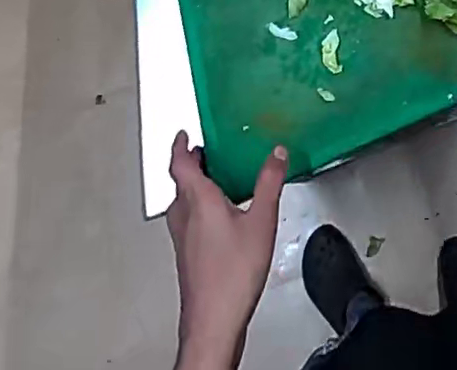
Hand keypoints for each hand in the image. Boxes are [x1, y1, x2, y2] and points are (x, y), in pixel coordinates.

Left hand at [167, 131, 287, 369]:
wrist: (213, 323)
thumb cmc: (233, 273)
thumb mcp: (261, 221)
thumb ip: (269, 183)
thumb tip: (276, 152)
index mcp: (197, 200)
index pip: (180, 164)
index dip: (179, 146)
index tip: (182, 134)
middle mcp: (184, 216)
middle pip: (180, 182)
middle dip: (191, 164)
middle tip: (204, 151)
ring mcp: (183, 238)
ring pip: (183, 202)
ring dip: (194, 185)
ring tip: (215, 177)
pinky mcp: (188, 255)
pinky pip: (189, 219)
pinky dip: (199, 205)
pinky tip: (221, 215)